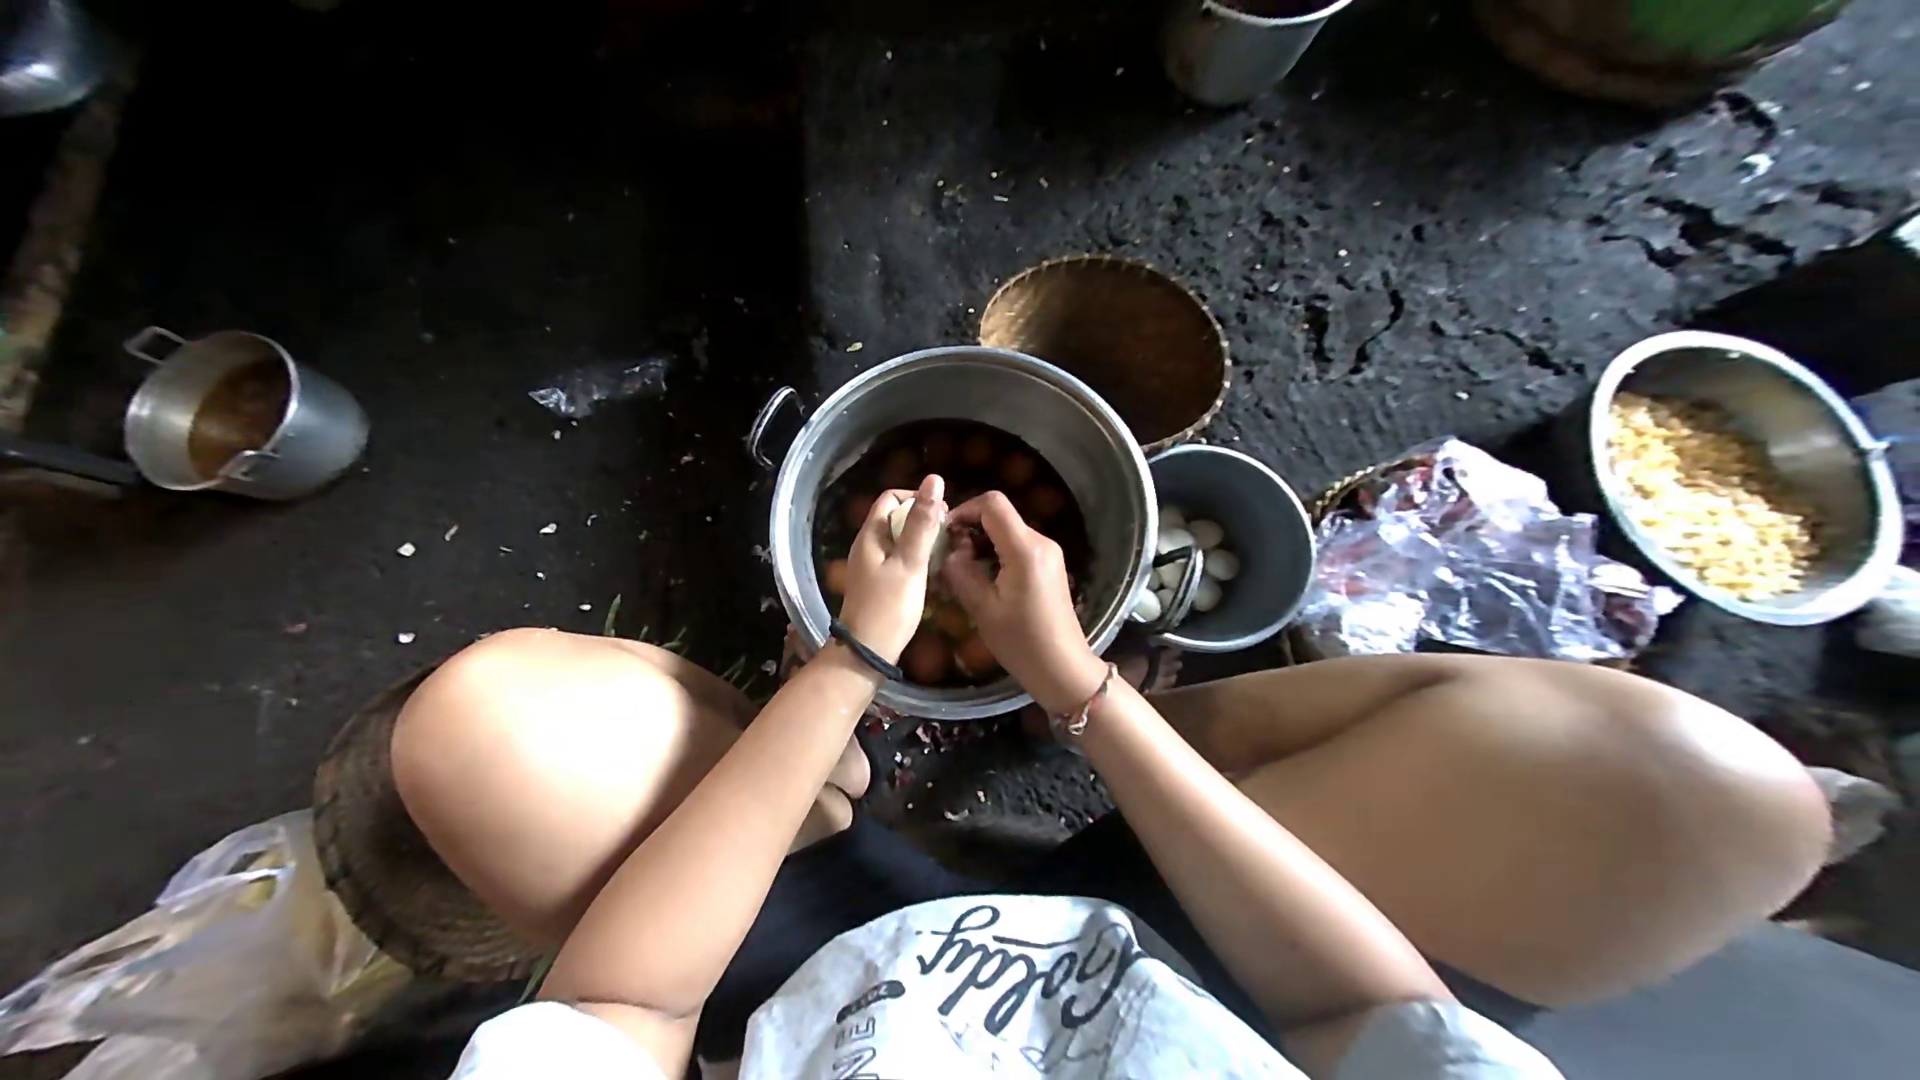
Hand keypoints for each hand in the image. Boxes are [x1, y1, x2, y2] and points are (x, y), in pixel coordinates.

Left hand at [838, 474, 947, 662]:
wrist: (867, 654)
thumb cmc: (889, 607)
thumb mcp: (910, 562)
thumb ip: (922, 523)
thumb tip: (934, 480)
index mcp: (870, 535)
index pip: (891, 497)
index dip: (917, 498)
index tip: (942, 515)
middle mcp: (867, 546)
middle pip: (896, 518)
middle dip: (923, 520)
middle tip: (948, 536)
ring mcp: (871, 566)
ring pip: (899, 540)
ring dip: (922, 541)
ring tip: (945, 553)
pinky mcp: (878, 584)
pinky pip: (899, 560)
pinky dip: (916, 560)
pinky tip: (932, 573)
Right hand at [941, 491, 1106, 714]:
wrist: (1063, 669)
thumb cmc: (1021, 642)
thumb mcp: (982, 608)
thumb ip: (961, 572)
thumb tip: (951, 551)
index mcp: (1025, 548)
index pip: (992, 504)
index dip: (964, 510)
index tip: (945, 532)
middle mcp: (1041, 542)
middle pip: (1000, 515)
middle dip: (971, 528)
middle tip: (949, 555)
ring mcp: (1049, 553)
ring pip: (1008, 530)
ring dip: (983, 542)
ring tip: (962, 569)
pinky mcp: (1050, 566)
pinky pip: (1018, 546)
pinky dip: (997, 553)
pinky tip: (984, 578)